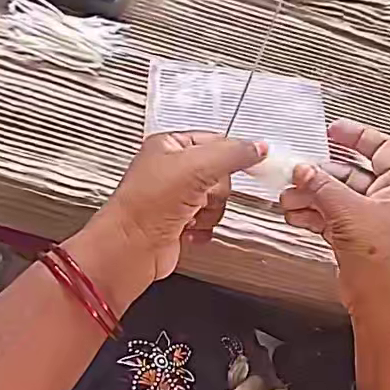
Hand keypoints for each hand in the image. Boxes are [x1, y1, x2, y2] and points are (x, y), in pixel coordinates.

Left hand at [86, 132, 266, 285]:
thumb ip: (232, 154)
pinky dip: (203, 228)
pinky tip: (188, 228)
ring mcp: (175, 199)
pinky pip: (209, 222)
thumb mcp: (197, 167)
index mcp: (169, 146)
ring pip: (217, 201)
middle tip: (200, 193)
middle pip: (220, 175)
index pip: (214, 141)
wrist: (132, 248)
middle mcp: (171, 171)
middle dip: (215, 191)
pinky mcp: (179, 223)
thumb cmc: (147, 206)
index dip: (230, 153)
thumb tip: (257, 148)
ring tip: (190, 213)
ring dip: (210, 212)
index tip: (248, 162)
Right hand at [278, 120, 389, 320]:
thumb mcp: (350, 212)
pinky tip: (297, 215)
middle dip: (322, 175)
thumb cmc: (388, 265)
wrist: (385, 307)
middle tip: (298, 172)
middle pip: (352, 175)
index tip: (334, 130)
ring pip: (339, 198)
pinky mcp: (359, 241)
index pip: (382, 148)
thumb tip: (305, 170)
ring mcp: (375, 223)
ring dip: (312, 197)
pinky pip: (333, 219)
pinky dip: (315, 216)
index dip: (357, 136)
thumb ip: (323, 186)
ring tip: (290, 197)